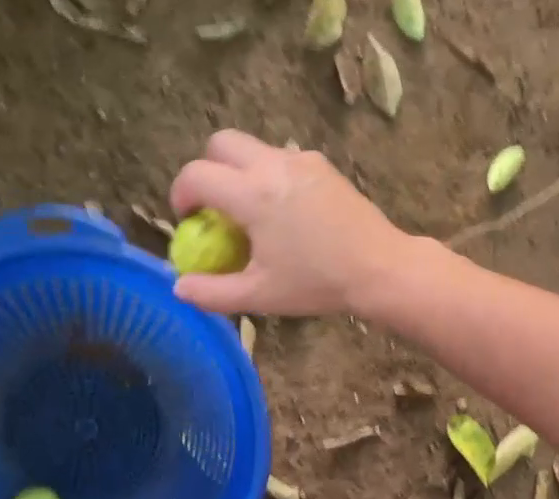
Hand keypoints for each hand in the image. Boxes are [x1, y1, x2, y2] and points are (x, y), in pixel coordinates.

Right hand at [169, 131, 411, 315]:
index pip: (197, 175)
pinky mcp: (322, 165)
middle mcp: (273, 164)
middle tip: (214, 208)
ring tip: (250, 215)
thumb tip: (179, 288)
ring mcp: (301, 160)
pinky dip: (268, 176)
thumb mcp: (259, 295)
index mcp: (253, 194)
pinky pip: (282, 159)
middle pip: (222, 143)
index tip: (186, 220)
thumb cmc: (317, 283)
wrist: (379, 268)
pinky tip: (284, 215)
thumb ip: (213, 293)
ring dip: (239, 172)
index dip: (180, 195)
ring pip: (254, 148)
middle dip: (207, 169)